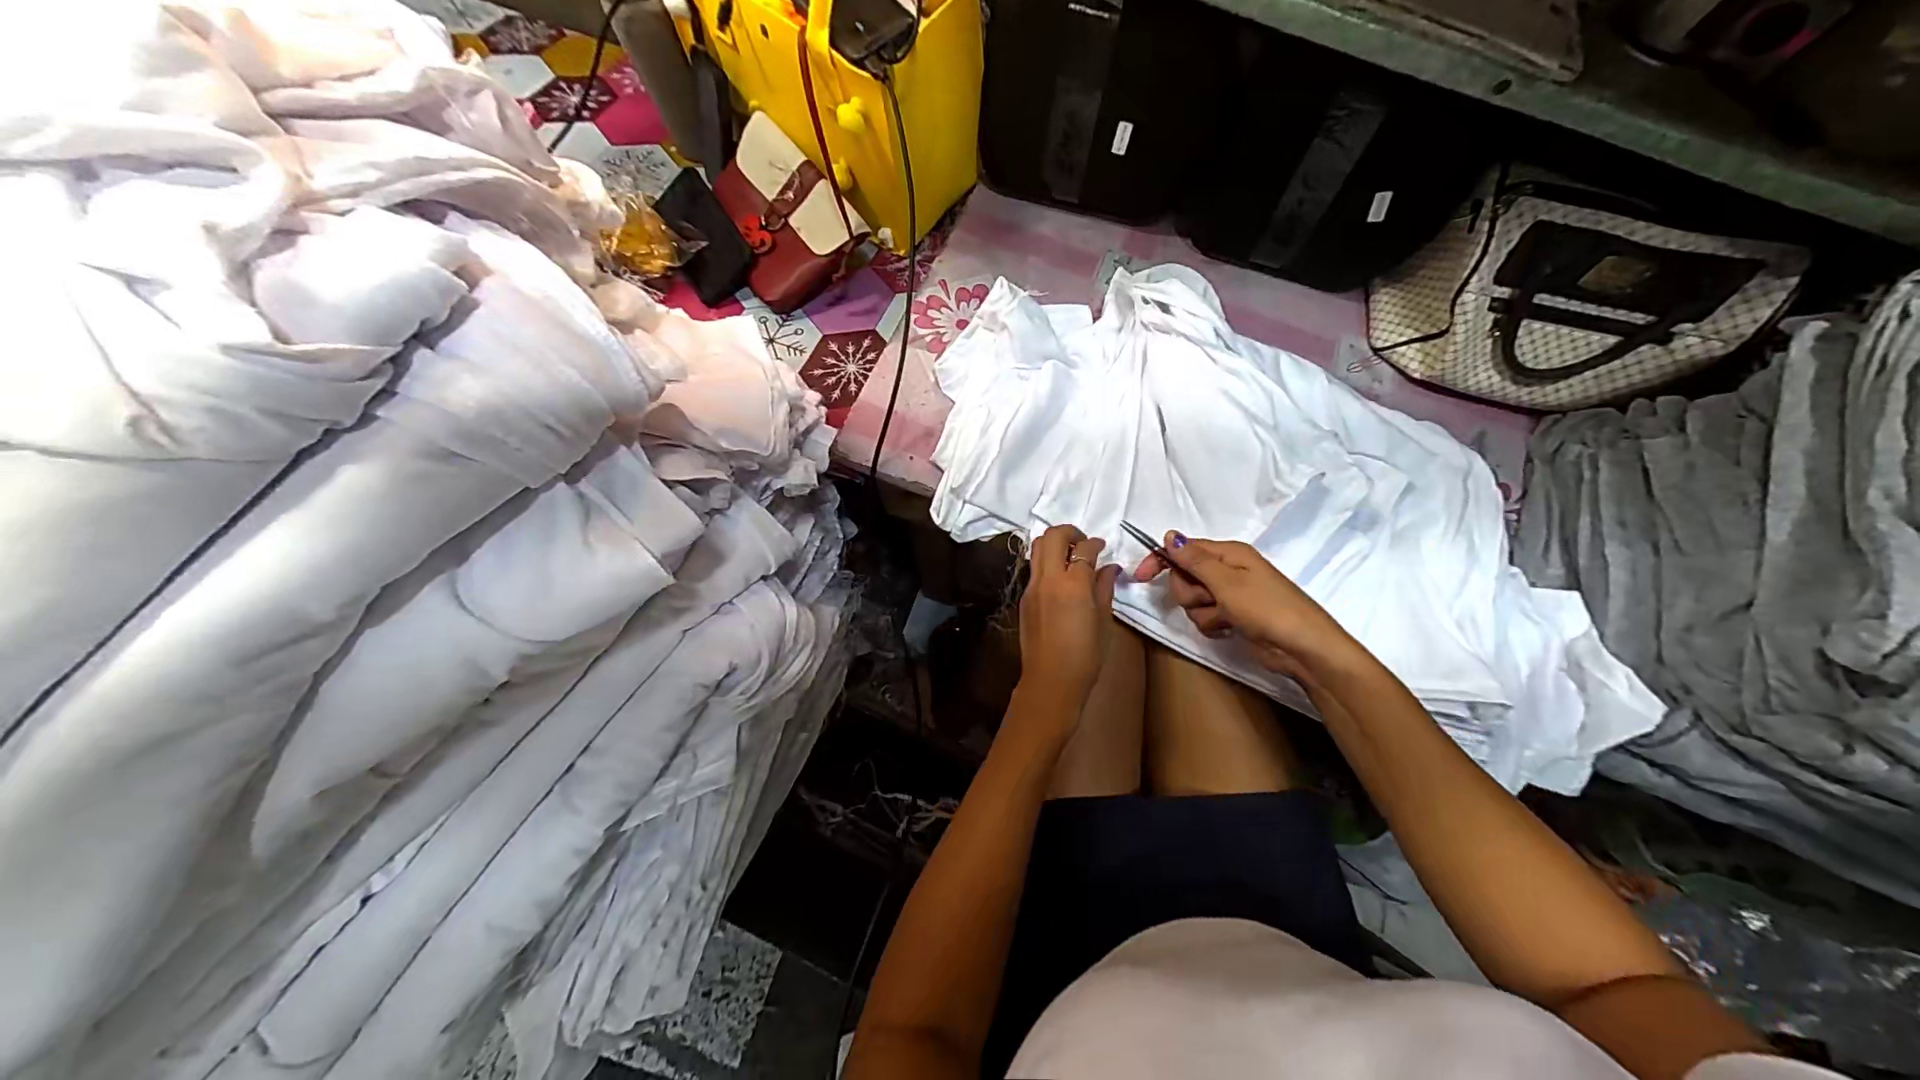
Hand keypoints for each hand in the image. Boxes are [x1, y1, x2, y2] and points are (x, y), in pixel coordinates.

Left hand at [1018, 524, 1120, 705]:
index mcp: (1073, 584)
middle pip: (1052, 536)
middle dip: (1070, 532)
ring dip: (1054, 544)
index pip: (1083, 548)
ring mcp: (1031, 588)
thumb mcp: (1103, 621)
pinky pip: (1034, 569)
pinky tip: (1061, 579)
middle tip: (1084, 544)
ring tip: (1071, 557)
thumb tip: (1109, 568)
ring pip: (1037, 548)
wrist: (1050, 682)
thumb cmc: (1085, 656)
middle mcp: (1048, 579)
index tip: (1103, 547)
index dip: (1096, 543)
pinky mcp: (1023, 599)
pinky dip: (1046, 563)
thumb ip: (1104, 588)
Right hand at [1133, 533, 1358, 681]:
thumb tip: (1170, 535)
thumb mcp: (1226, 582)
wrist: (1302, 648)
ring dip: (1201, 612)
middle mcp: (1227, 570)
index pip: (1183, 549)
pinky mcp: (1231, 616)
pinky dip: (1211, 624)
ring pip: (1192, 600)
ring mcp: (1230, 594)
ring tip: (1224, 617)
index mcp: (1228, 553)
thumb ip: (1194, 560)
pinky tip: (1227, 629)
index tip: (1140, 577)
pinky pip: (1204, 616)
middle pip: (1184, 576)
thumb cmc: (1267, 608)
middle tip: (1208, 600)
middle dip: (1188, 592)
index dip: (1160, 561)